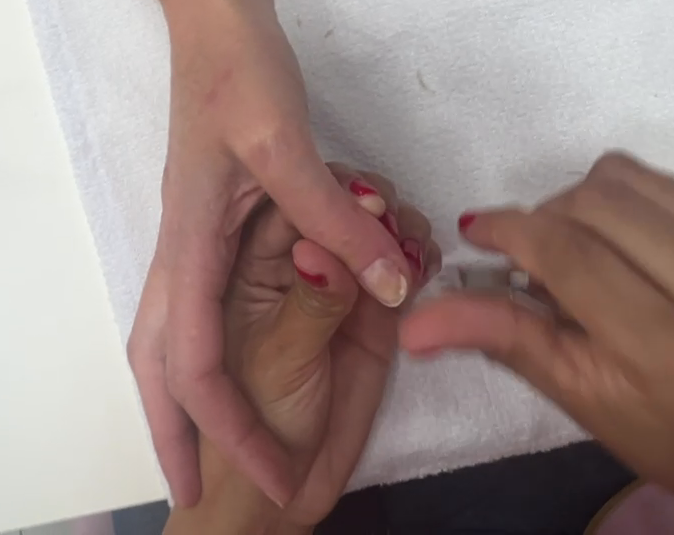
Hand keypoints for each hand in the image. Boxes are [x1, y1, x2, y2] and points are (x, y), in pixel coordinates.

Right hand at [130, 0, 410, 506]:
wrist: (212, 19)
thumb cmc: (239, 74)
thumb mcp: (287, 145)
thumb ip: (335, 217)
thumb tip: (392, 287)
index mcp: (191, 239)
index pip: (195, 359)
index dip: (229, 429)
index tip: (274, 478)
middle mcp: (181, 243)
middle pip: (156, 357)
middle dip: (172, 430)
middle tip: (196, 490)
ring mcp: (191, 226)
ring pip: (171, 327)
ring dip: (185, 391)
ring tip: (213, 436)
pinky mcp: (210, 207)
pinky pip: (200, 292)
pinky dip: (206, 338)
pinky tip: (239, 342)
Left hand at [225, 167, 437, 523]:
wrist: (295, 480)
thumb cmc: (262, 417)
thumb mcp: (281, 358)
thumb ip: (309, 304)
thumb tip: (326, 246)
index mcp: (247, 263)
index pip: (283, 208)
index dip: (322, 194)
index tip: (365, 196)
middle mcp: (290, 258)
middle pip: (330, 207)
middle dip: (368, 206)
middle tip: (394, 212)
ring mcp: (333, 276)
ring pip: (366, 230)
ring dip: (397, 226)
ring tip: (415, 239)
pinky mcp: (370, 301)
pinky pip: (396, 264)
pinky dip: (416, 254)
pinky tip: (426, 258)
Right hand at [400, 154, 673, 532]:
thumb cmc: (653, 426)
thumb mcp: (567, 389)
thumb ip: (494, 335)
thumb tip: (412, 322)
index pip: (572, 258)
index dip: (512, 230)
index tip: (477, 230)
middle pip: (597, 206)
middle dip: (547, 218)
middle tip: (536, 252)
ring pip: (626, 180)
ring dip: (583, 203)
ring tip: (585, 247)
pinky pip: (663, 179)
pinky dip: (627, 198)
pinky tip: (632, 241)